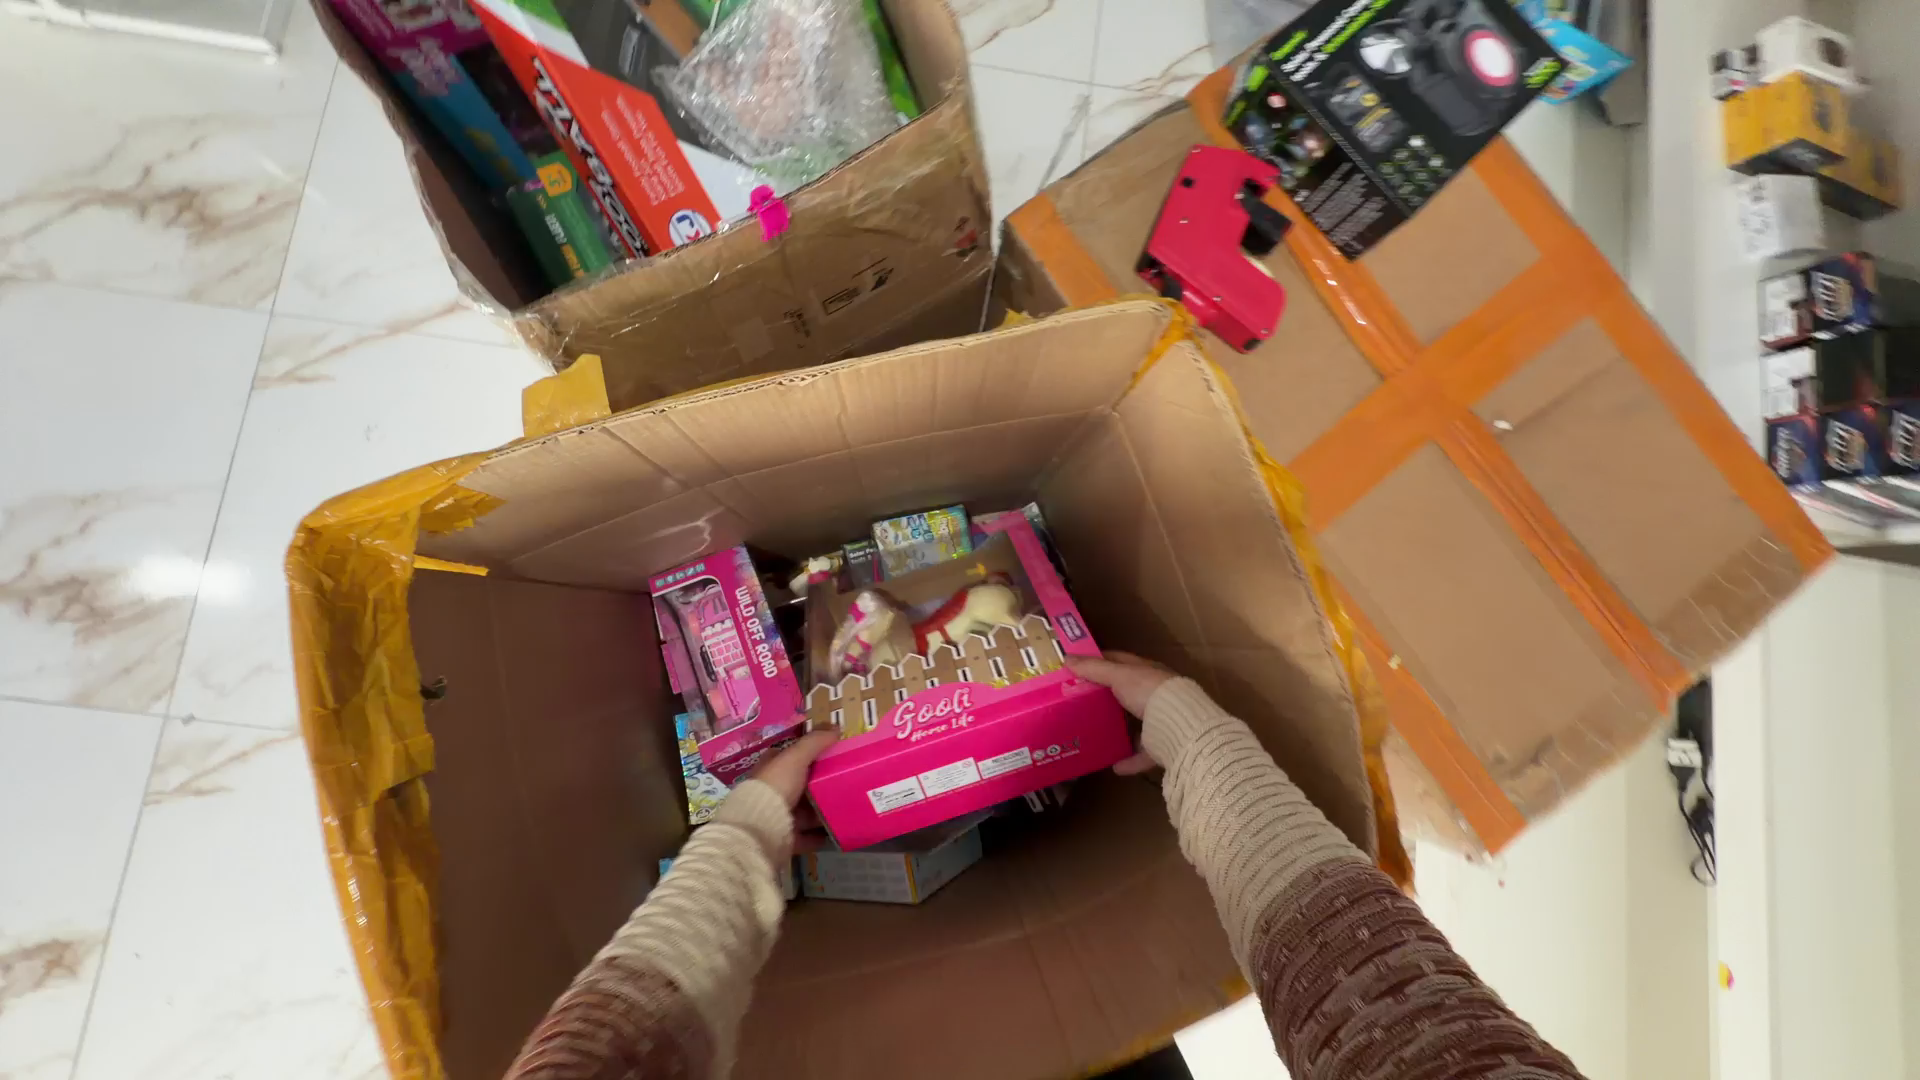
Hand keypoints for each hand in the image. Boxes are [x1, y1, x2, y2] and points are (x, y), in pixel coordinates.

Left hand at [747, 730, 838, 850]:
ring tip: (847, 804)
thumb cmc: (776, 786)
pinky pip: (807, 835)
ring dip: (823, 809)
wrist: (760, 829)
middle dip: (820, 782)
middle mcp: (772, 791)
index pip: (790, 756)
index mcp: (771, 769)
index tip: (832, 752)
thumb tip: (836, 727)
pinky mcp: (784, 838)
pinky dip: (821, 834)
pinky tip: (838, 829)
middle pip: (801, 784)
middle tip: (846, 778)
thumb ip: (815, 742)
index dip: (809, 752)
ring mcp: (777, 816)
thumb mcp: (795, 757)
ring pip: (805, 810)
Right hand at [1066, 651, 1174, 776]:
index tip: (1078, 666)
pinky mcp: (1162, 745)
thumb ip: (1094, 669)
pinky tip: (1114, 766)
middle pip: (1126, 692)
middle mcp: (1154, 694)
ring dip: (1118, 728)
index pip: (1120, 661)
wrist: (1179, 725)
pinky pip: (1142, 753)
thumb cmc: (1148, 691)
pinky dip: (1129, 760)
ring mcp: (1160, 719)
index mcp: (1146, 672)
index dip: (1099, 661)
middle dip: (1105, 697)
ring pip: (1136, 723)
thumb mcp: (1118, 675)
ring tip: (1095, 732)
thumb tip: (1067, 659)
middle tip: (1079, 701)